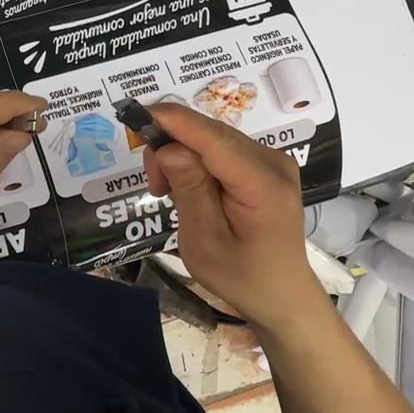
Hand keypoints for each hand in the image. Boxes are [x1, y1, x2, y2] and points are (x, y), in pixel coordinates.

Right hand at [141, 102, 327, 332]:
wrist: (281, 295)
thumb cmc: (240, 276)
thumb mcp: (204, 240)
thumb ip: (189, 190)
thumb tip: (168, 147)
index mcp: (262, 183)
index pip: (210, 136)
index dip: (171, 121)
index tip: (132, 117)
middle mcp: (272, 161)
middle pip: (207, 131)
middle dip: (170, 146)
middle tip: (155, 188)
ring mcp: (271, 160)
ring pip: (210, 136)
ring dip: (180, 155)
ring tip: (171, 193)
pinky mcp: (265, 165)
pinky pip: (220, 147)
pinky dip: (195, 160)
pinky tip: (190, 188)